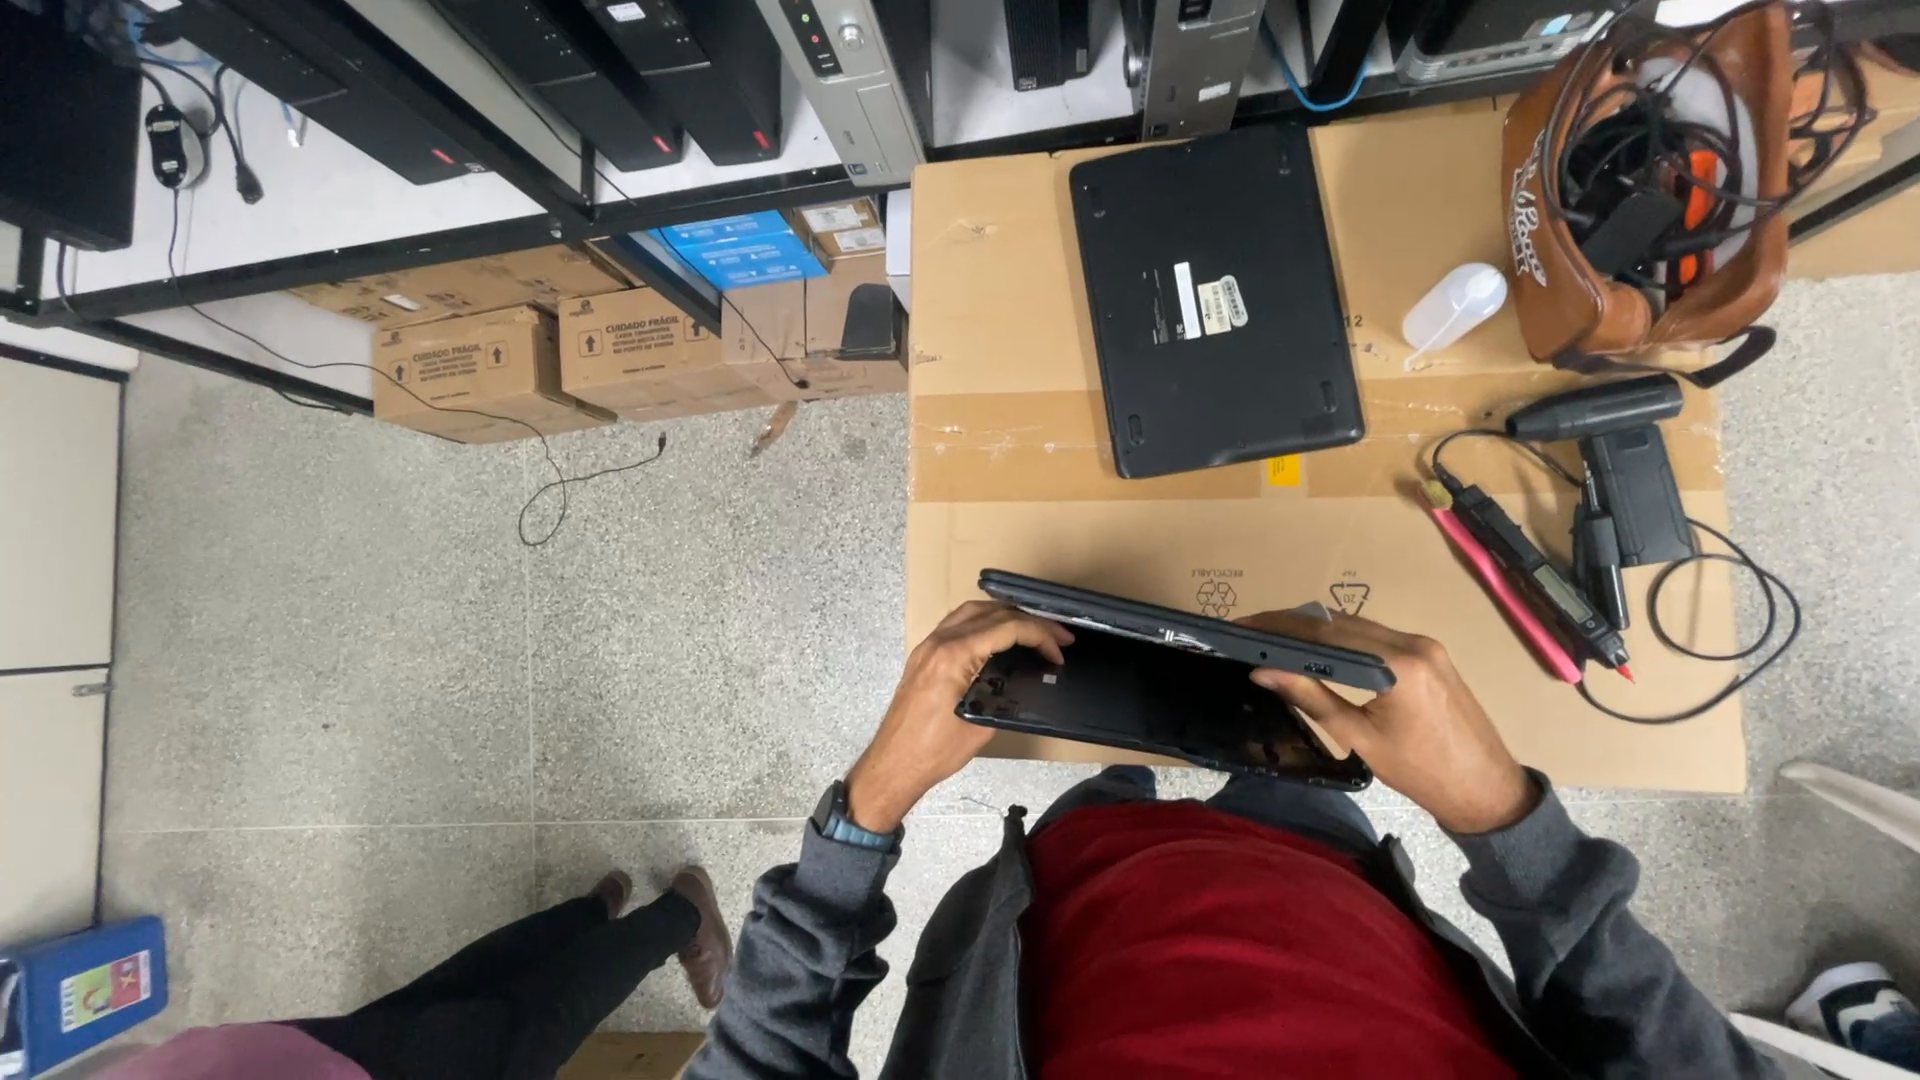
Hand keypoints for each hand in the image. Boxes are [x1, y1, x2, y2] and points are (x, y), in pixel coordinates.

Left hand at [845, 602, 1073, 832]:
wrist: (894, 764)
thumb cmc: (935, 751)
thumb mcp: (983, 723)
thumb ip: (1007, 692)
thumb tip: (1029, 679)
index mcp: (954, 655)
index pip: (1006, 627)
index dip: (1040, 636)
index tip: (1059, 653)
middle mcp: (939, 642)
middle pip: (992, 612)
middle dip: (1030, 621)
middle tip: (1058, 635)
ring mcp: (928, 646)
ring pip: (972, 611)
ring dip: (1006, 615)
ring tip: (1033, 630)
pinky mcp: (924, 655)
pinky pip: (957, 624)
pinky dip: (984, 622)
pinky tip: (1000, 636)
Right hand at [1237, 610, 1538, 833]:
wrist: (1488, 790)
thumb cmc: (1421, 772)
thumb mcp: (1357, 736)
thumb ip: (1309, 696)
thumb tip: (1261, 671)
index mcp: (1396, 665)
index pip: (1324, 634)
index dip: (1279, 628)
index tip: (1244, 627)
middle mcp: (1412, 643)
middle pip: (1338, 621)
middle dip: (1291, 623)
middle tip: (1250, 629)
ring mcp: (1424, 644)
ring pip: (1355, 624)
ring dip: (1314, 627)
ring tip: (1273, 635)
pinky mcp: (1429, 652)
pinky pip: (1373, 634)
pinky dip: (1339, 636)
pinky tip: (1315, 645)